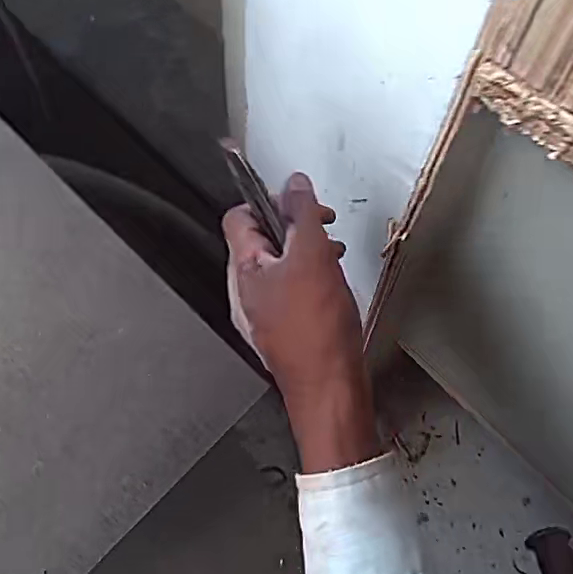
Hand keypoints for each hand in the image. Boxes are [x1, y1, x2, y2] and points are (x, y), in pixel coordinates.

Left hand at [223, 172, 378, 472]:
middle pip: (261, 239)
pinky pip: (291, 290)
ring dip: (306, 251)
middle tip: (324, 226)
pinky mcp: (283, 328)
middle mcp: (246, 291)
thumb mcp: (314, 256)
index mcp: (244, 270)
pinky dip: (310, 277)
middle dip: (295, 226)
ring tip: (333, 254)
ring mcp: (262, 312)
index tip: (300, 201)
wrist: (329, 389)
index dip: (268, 200)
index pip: (239, 216)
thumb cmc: (317, 331)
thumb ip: (303, 215)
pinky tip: (333, 285)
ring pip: (279, 265)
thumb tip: (295, 184)